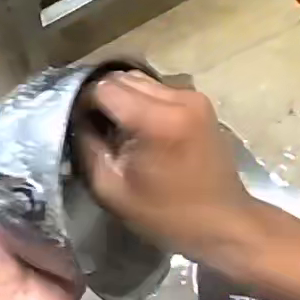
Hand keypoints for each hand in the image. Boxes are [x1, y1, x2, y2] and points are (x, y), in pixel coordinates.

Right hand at [76, 71, 263, 261]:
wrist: (224, 222)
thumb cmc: (166, 215)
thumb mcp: (110, 189)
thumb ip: (86, 145)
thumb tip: (74, 118)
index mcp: (155, 120)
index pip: (102, 88)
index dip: (84, 104)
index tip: (79, 126)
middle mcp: (177, 97)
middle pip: (121, 78)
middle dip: (102, 98)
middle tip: (95, 128)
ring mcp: (192, 96)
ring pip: (139, 79)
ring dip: (122, 98)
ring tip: (117, 129)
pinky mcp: (199, 101)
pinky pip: (157, 88)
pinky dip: (141, 101)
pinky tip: (140, 128)